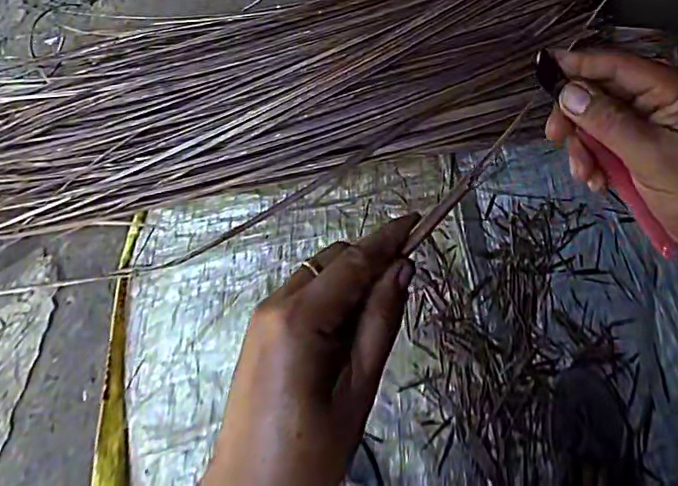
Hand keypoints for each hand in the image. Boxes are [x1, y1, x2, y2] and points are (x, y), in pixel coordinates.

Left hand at [204, 213, 418, 485]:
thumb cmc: (304, 456)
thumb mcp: (356, 389)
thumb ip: (381, 320)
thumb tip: (403, 268)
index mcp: (299, 319)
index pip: (354, 260)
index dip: (388, 237)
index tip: (416, 221)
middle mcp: (275, 305)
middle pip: (335, 259)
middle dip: (371, 259)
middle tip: (406, 276)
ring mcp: (263, 317)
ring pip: (320, 272)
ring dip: (352, 277)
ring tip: (379, 310)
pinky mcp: (260, 332)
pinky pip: (304, 293)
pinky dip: (332, 294)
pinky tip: (349, 326)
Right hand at [542, 49, 677, 271]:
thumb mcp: (651, 157)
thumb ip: (608, 122)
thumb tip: (567, 91)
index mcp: (671, 89)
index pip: (616, 64)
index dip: (578, 64)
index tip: (543, 67)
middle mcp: (659, 99)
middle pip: (602, 91)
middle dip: (577, 116)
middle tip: (555, 138)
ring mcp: (651, 125)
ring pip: (599, 119)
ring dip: (585, 145)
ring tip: (586, 175)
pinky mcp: (644, 148)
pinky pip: (607, 143)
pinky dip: (596, 159)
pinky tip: (597, 182)